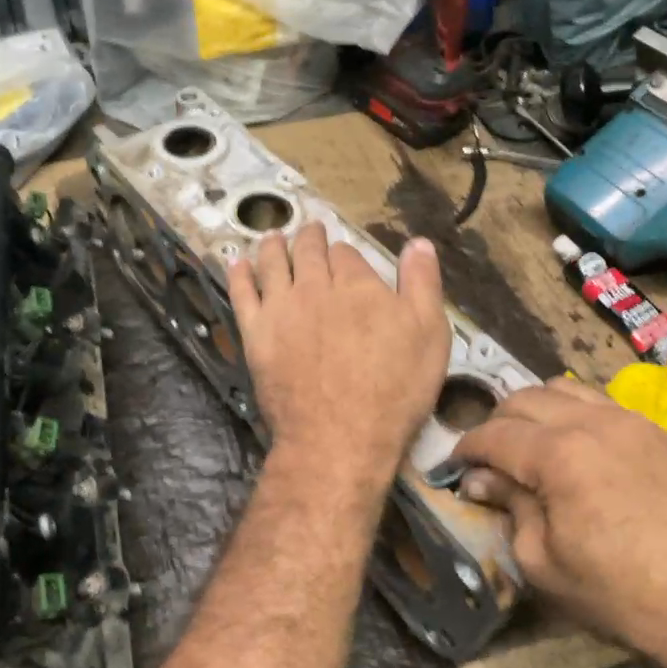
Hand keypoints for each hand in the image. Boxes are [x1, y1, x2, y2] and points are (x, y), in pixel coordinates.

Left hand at [229, 224, 448, 485]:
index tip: (346, 256)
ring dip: (274, 245)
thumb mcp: (430, 336)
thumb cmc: (394, 391)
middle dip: (311, 238)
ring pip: (273, 264)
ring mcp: (282, 309)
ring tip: (273, 237)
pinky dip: (239, 274)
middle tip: (309, 231)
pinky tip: (236, 263)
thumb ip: (422, 284)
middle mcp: (316, 287)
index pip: (348, 255)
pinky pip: (242, 294)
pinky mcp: (256, 334)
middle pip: (310, 252)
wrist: (339, 436)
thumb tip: (418, 242)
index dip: (347, 253)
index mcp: (358, 285)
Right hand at [453, 377, 666, 666]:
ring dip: (533, 409)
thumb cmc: (625, 595)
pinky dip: (571, 411)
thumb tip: (482, 480)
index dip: (466, 448)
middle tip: (487, 458)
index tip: (453, 467)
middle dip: (495, 423)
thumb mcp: (546, 562)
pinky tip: (572, 443)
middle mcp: (591, 422)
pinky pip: (599, 402)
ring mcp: (629, 421)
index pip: (494, 434)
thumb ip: (510, 509)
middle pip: (524, 399)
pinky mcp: (657, 432)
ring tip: (526, 443)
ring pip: (562, 389)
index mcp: (558, 453)